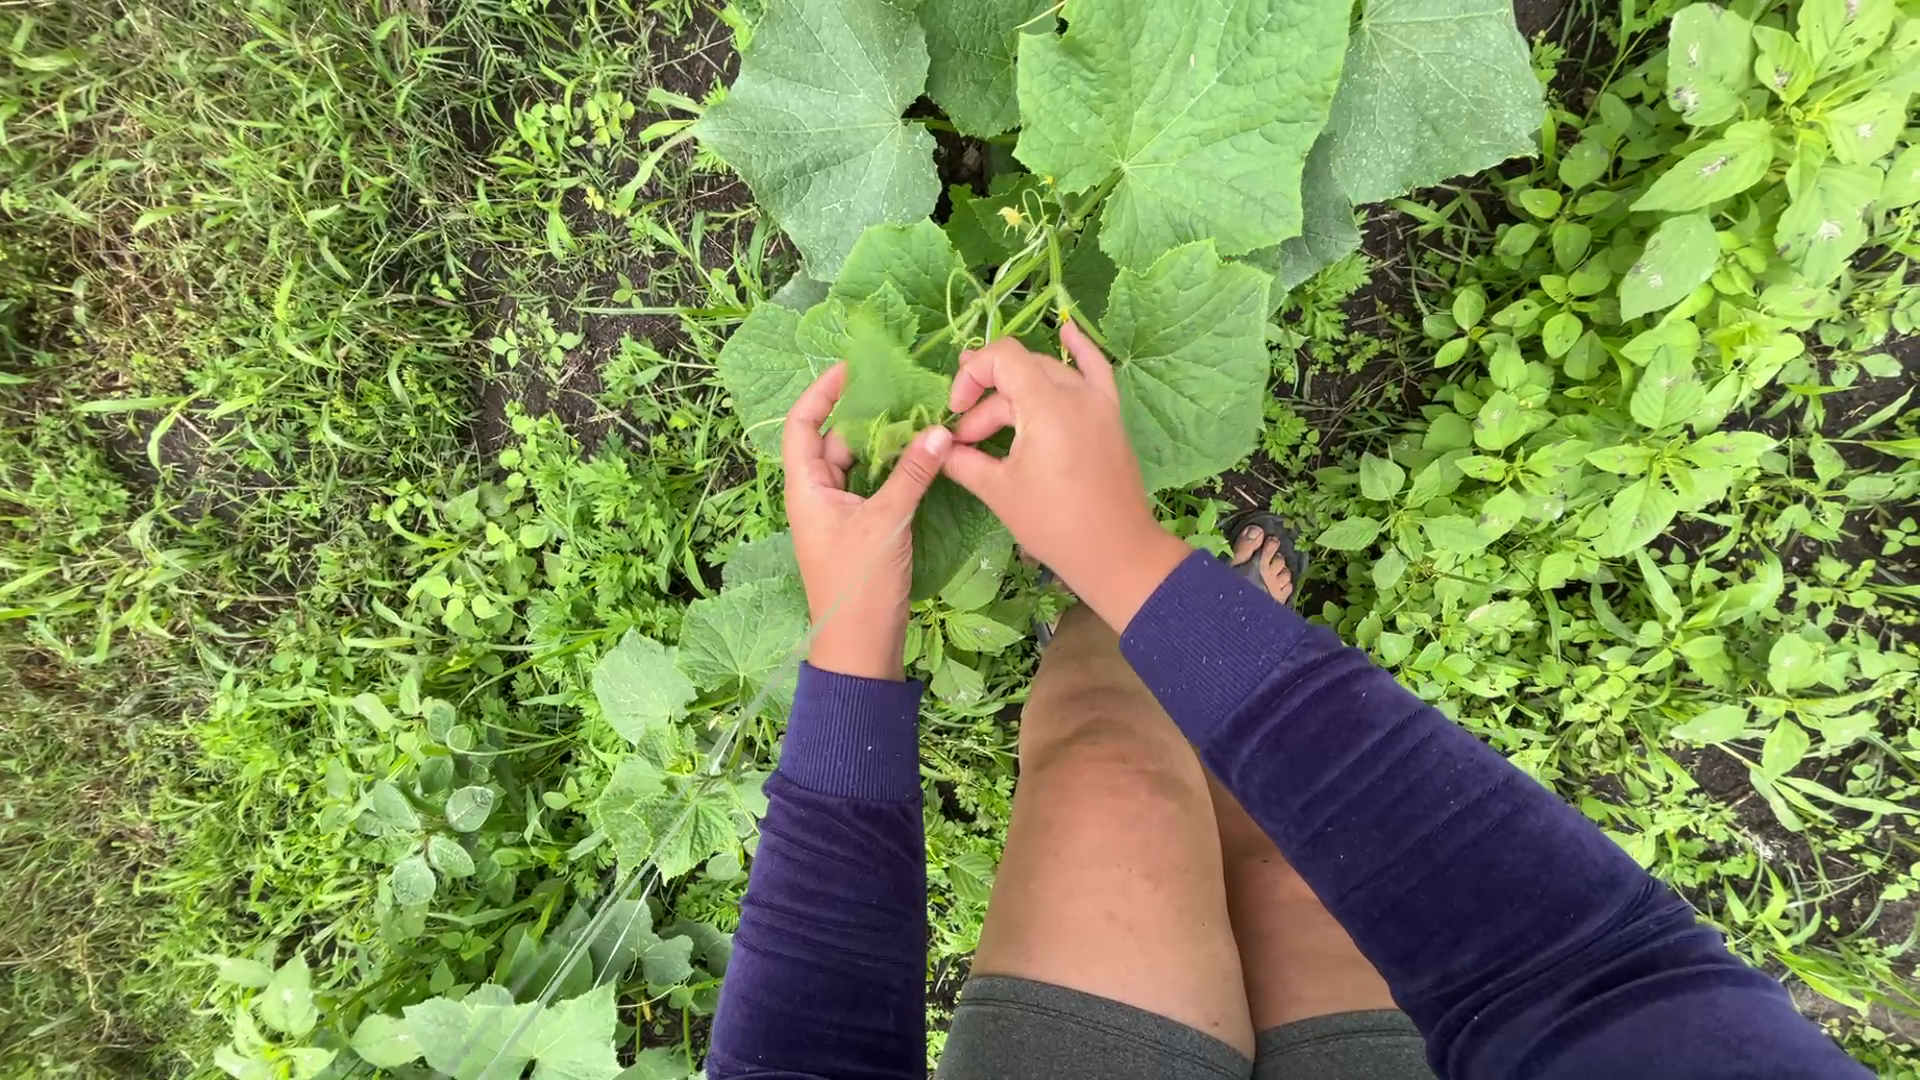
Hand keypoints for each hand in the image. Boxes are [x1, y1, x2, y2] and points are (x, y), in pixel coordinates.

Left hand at [783, 362, 951, 680]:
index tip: (850, 368)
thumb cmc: (861, 584)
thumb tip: (939, 430)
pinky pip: (873, 487)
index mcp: (806, 488)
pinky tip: (921, 457)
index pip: (801, 425)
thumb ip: (911, 473)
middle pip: (833, 441)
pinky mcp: (860, 531)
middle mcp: (817, 496)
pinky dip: (892, 470)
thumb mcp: (887, 522)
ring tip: (918, 416)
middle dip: (863, 415)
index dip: (821, 392)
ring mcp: (839, 515)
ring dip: (883, 443)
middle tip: (902, 391)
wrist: (860, 648)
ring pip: (857, 465)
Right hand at [940, 321, 1189, 630]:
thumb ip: (963, 461)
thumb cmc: (1053, 523)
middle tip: (966, 438)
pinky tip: (1067, 331)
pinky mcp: (1110, 417)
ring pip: (1048, 375)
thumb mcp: (999, 491)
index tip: (955, 413)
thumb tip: (938, 449)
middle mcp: (1076, 393)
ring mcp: (1098, 403)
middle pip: (1020, 372)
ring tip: (989, 419)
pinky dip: (1079, 351)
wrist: (1114, 551)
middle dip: (986, 399)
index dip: (970, 376)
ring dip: (1015, 392)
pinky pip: (1095, 371)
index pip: (1001, 358)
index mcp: (1047, 405)